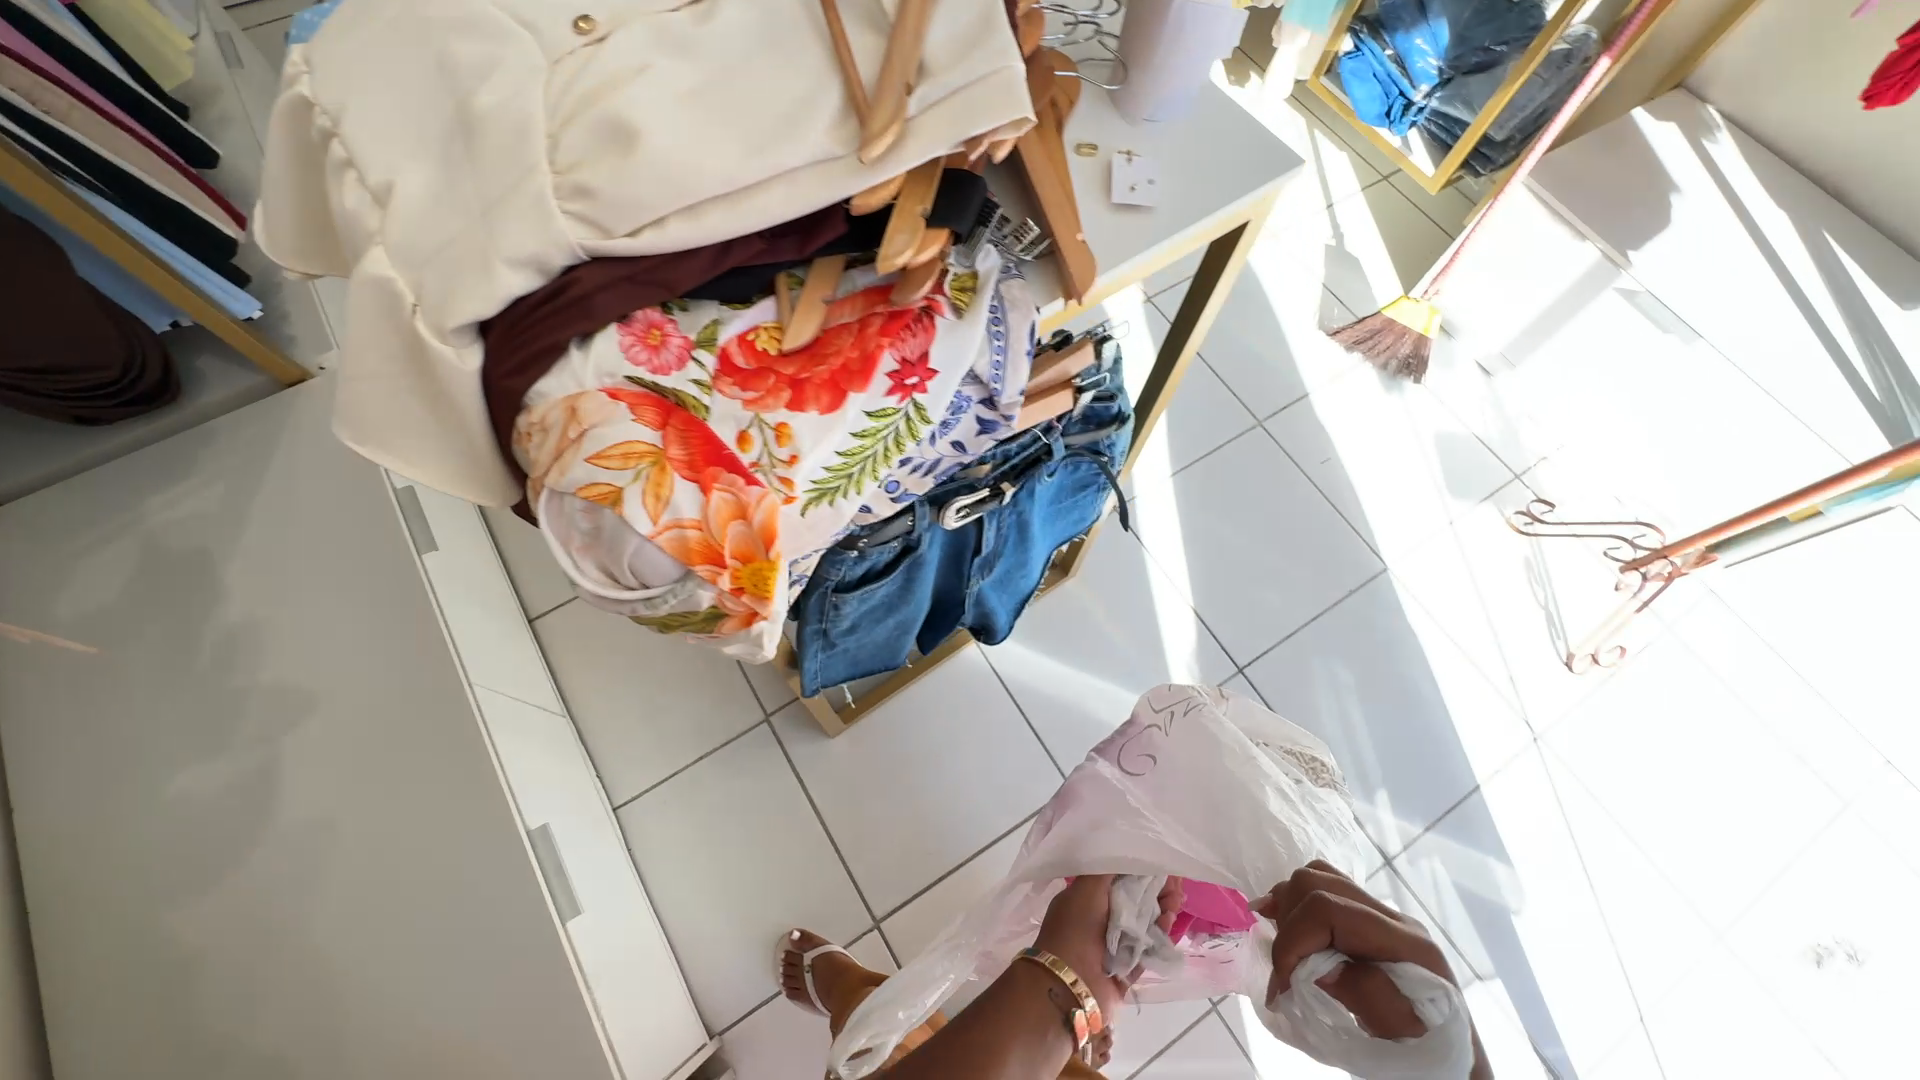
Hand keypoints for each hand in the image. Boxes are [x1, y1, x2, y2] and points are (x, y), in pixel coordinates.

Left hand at [1032, 874, 1182, 1016]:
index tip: (1163, 870)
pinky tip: (1167, 929)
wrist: (1070, 985)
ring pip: (1146, 923)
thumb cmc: (1075, 930)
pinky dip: (1159, 938)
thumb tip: (1131, 852)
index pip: (1120, 878)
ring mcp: (1114, 943)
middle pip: (1137, 899)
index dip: (1143, 872)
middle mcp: (1100, 917)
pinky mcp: (1128, 966)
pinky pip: (1149, 947)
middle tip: (1175, 893)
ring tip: (1171, 911)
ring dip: (1162, 914)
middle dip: (1158, 893)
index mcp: (1087, 896)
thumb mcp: (1086, 889)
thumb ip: (1109, 869)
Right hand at [1253, 861, 1456, 1039]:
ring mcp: (1384, 916)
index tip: (1282, 986)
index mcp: (1407, 944)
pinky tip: (1281, 922)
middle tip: (1284, 971)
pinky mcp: (1372, 922)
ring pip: (1319, 877)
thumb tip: (1313, 966)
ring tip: (1281, 947)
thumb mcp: (1402, 1040)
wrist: (1456, 1065)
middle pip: (1318, 883)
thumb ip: (1366, 996)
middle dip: (1288, 923)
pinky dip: (1296, 902)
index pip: (1328, 910)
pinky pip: (1326, 889)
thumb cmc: (1430, 1057)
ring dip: (1288, 908)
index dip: (1293, 941)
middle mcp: (1396, 919)